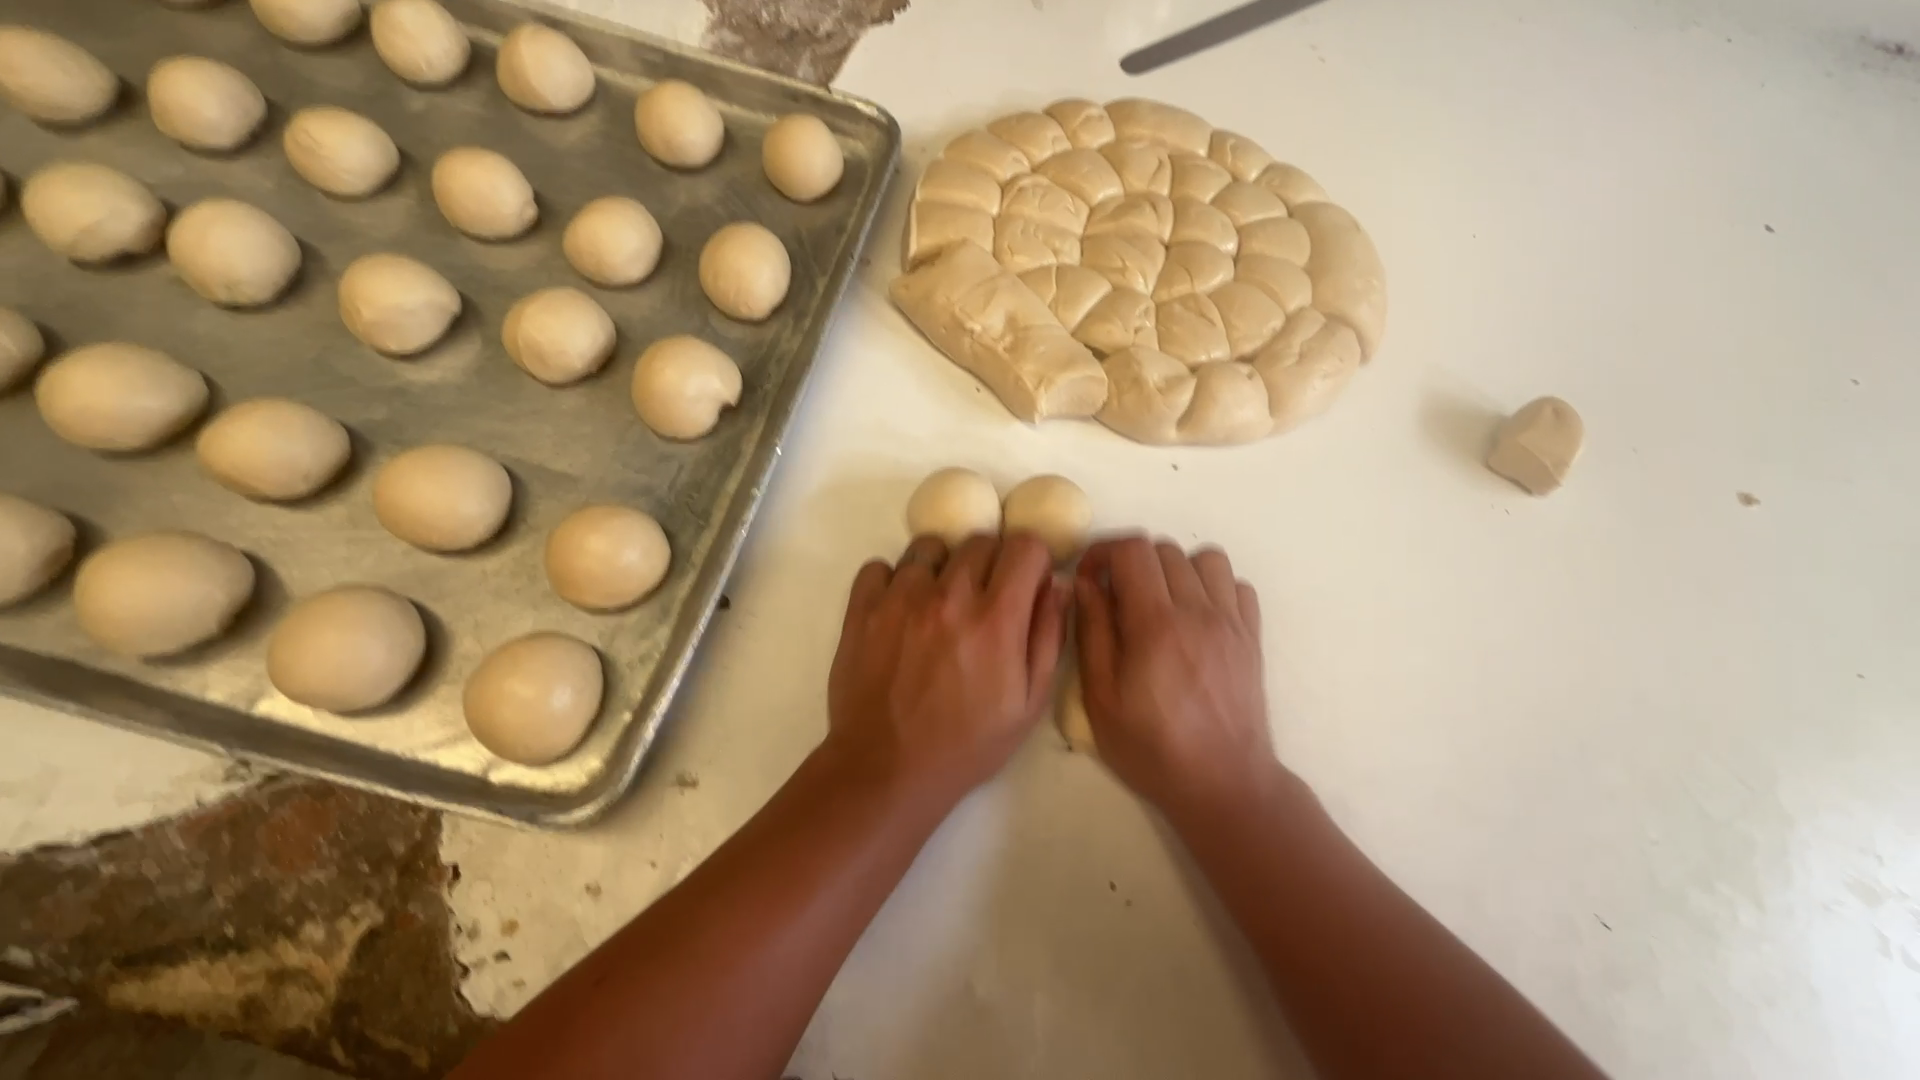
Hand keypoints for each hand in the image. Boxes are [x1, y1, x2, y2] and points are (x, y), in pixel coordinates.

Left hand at [827, 532, 1067, 800]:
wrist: (887, 770)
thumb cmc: (968, 744)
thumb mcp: (1028, 704)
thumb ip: (1048, 637)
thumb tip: (1056, 586)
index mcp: (996, 620)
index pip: (1024, 546)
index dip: (1032, 559)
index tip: (1027, 580)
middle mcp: (948, 597)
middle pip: (979, 540)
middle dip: (992, 562)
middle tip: (986, 598)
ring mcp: (900, 599)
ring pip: (929, 546)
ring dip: (942, 566)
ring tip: (940, 602)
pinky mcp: (862, 610)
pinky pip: (879, 566)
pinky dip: (893, 579)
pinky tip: (901, 608)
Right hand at [1074, 536, 1276, 814]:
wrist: (1223, 783)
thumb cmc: (1151, 748)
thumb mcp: (1101, 698)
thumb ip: (1092, 633)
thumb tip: (1085, 585)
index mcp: (1156, 624)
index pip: (1133, 550)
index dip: (1103, 552)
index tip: (1089, 579)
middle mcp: (1198, 611)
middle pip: (1164, 549)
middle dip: (1132, 562)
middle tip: (1116, 597)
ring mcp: (1231, 622)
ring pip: (1205, 558)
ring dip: (1175, 569)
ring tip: (1159, 602)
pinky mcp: (1252, 637)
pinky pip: (1237, 585)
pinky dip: (1212, 588)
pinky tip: (1195, 617)